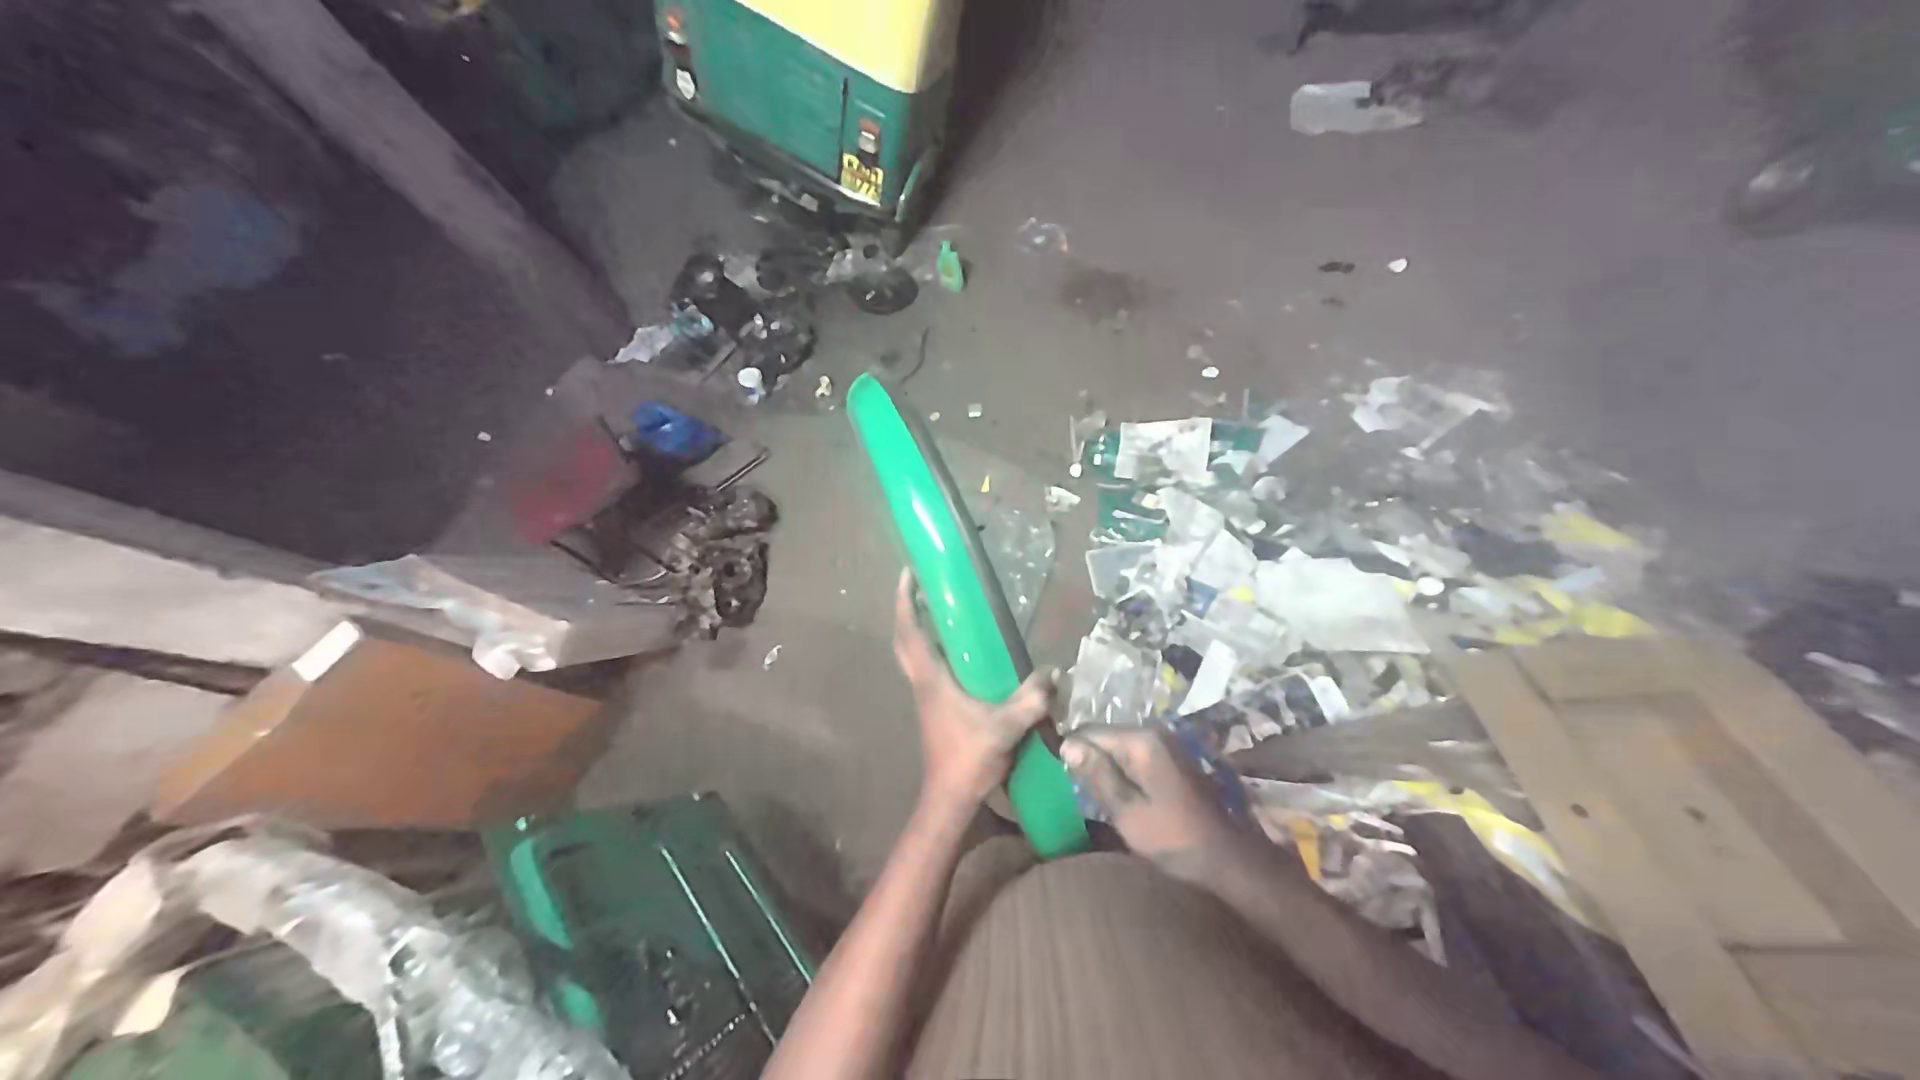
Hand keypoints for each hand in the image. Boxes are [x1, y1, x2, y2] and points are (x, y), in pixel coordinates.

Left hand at [894, 570, 1054, 808]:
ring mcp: (926, 697)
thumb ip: (1030, 699)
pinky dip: (932, 650)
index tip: (908, 572)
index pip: (909, 632)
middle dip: (908, 609)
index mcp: (930, 679)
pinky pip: (927, 668)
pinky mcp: (934, 708)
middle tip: (922, 585)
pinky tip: (958, 651)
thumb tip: (1053, 672)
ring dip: (918, 629)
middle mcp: (922, 683)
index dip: (905, 601)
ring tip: (938, 608)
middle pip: (904, 639)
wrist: (950, 798)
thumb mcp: (1005, 727)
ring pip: (912, 654)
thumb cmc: (968, 758)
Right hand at [1060, 726, 1256, 886]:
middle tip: (1079, 790)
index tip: (1062, 778)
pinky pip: (1135, 756)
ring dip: (1106, 767)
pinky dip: (1123, 772)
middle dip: (1089, 759)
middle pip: (1106, 736)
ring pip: (1120, 747)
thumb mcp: (1127, 811)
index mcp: (1141, 740)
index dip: (1072, 752)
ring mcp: (1167, 745)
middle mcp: (1154, 732)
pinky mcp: (1173, 759)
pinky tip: (1119, 794)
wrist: (1228, 858)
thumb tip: (1068, 744)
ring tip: (1095, 795)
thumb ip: (1097, 774)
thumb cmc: (1173, 837)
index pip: (1090, 732)